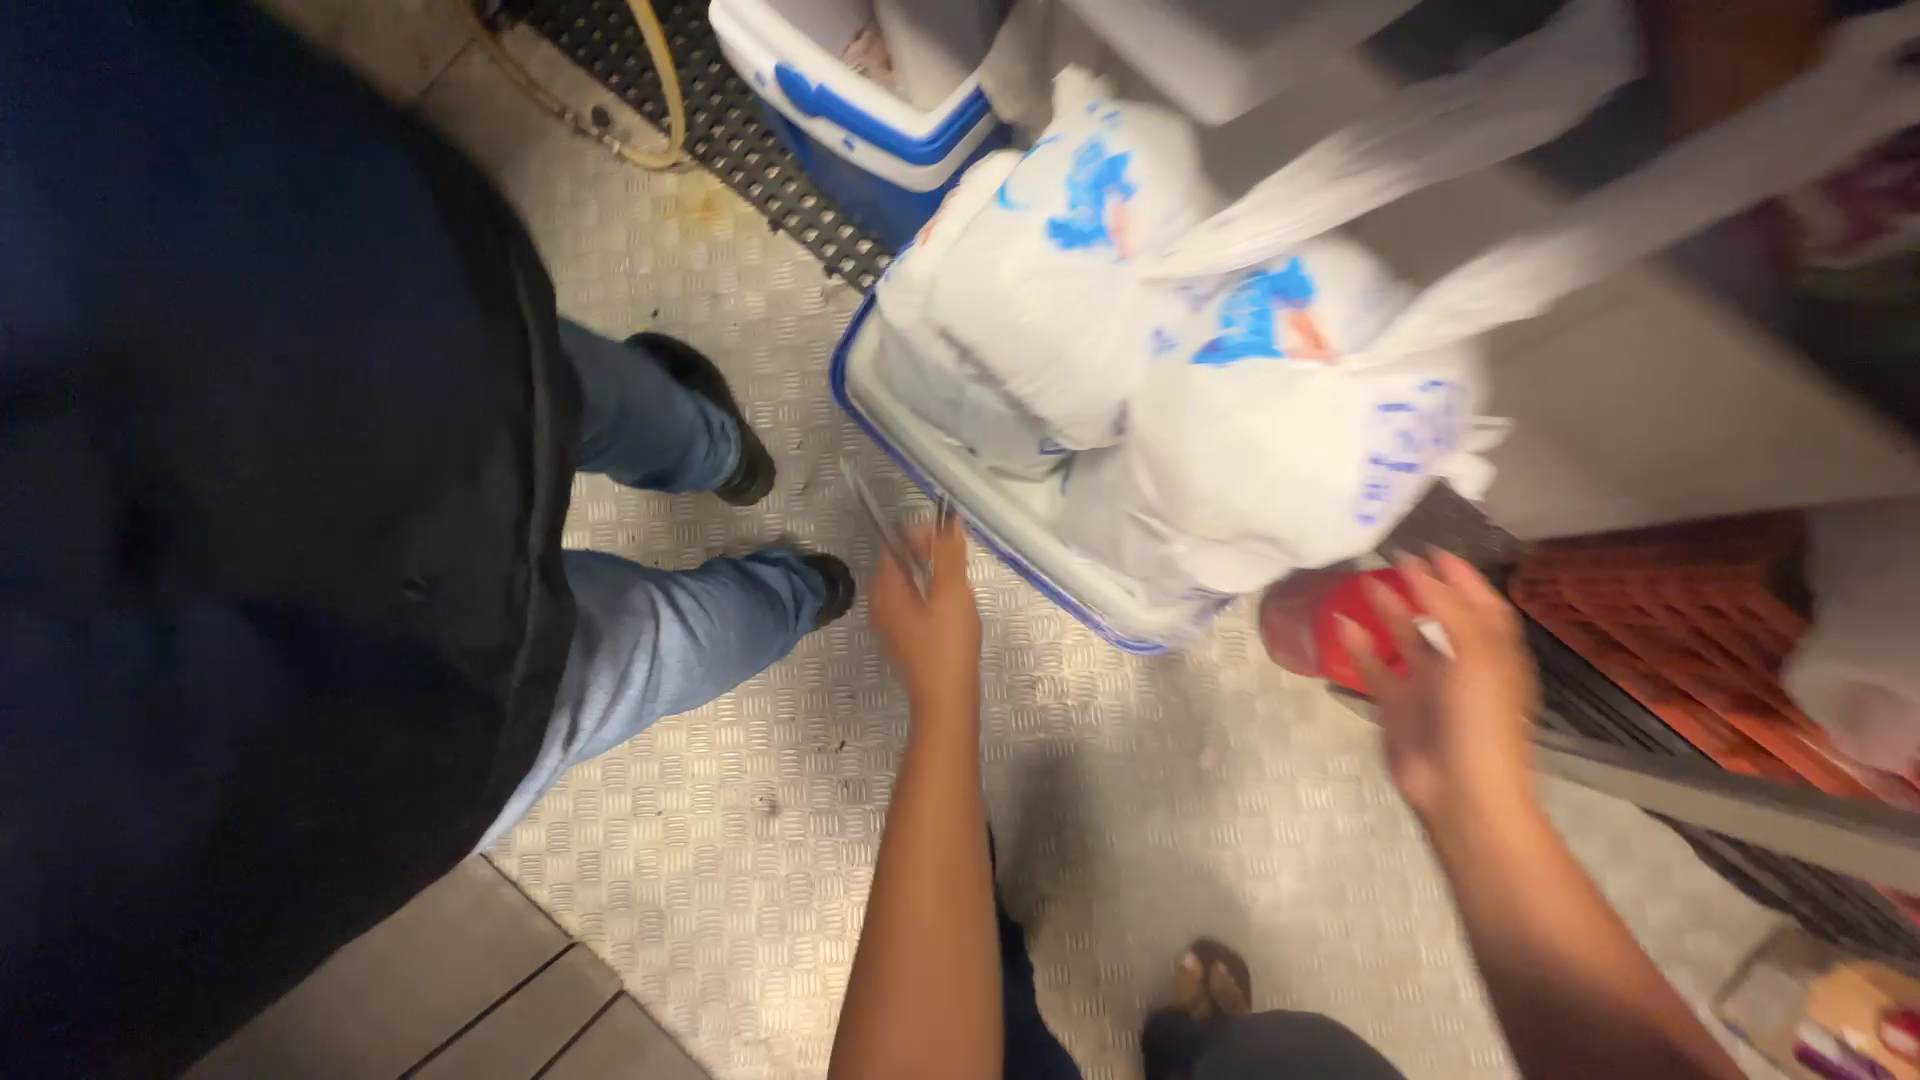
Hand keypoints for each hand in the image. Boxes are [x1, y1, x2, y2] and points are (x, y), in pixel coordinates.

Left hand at [868, 516, 981, 709]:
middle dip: (927, 552)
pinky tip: (950, 608)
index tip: (949, 537)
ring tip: (958, 582)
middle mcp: (878, 602)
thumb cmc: (947, 642)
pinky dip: (928, 596)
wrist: (945, 697)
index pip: (894, 543)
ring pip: (907, 584)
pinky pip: (911, 604)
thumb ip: (949, 554)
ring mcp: (887, 623)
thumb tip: (948, 522)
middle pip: (899, 563)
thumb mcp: (952, 592)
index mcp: (884, 588)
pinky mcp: (900, 638)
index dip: (921, 533)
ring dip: (931, 574)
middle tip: (958, 559)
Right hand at [1338, 551, 1539, 825]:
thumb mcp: (1477, 657)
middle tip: (1394, 561)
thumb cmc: (1480, 719)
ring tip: (1364, 584)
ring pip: (1407, 640)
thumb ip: (1450, 611)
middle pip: (1443, 618)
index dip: (1464, 578)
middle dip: (1423, 589)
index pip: (1482, 606)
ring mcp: (1428, 685)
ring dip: (1388, 612)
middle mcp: (1463, 665)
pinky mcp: (1397, 704)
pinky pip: (1376, 668)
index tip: (1435, 552)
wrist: (1459, 786)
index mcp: (1494, 655)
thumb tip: (1422, 573)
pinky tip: (1342, 624)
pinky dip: (1359, 647)